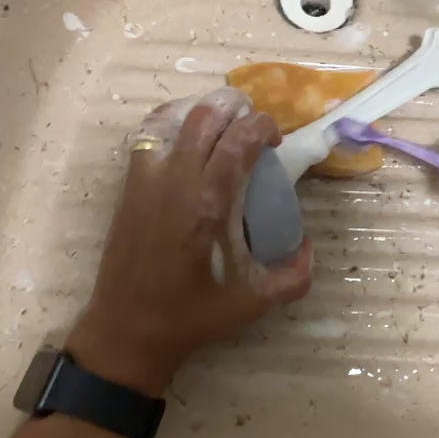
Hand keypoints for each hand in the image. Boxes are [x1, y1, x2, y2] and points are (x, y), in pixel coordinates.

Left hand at [68, 88, 311, 395]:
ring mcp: (148, 178)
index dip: (262, 126)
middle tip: (252, 123)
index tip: (274, 139)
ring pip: (173, 117)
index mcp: (211, 203)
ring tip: (222, 122)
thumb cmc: (194, 315)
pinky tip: (186, 133)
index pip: (239, 139)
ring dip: (202, 109)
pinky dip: (170, 121)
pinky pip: (148, 135)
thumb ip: (295, 275)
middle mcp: (178, 181)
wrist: (130, 329)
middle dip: (235, 108)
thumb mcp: (257, 301)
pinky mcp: (130, 184)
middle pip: (206, 116)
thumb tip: (308, 245)